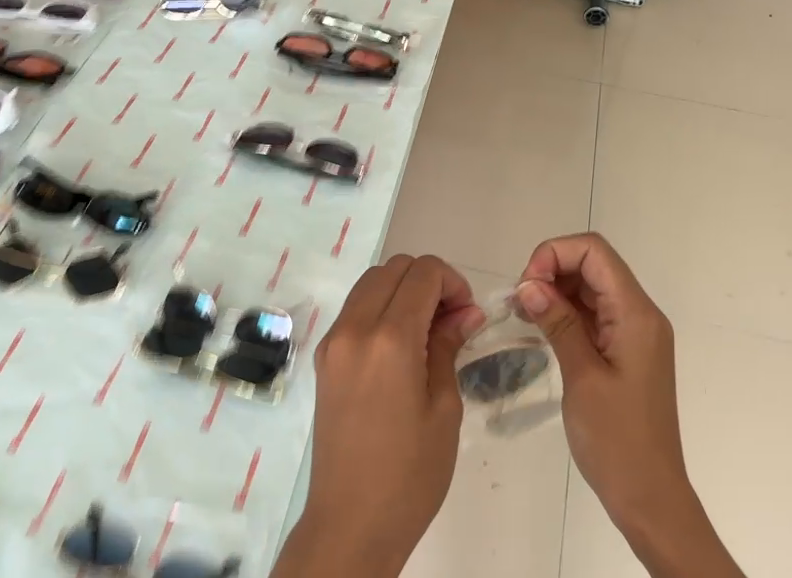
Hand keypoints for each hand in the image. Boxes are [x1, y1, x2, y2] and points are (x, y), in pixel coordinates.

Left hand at [275, 254, 484, 577]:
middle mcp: (354, 328)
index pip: (423, 273)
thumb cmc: (410, 474)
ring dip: (402, 291)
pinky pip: (355, 311)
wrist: (350, 522)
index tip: (467, 314)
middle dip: (428, 281)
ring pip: (370, 284)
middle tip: (451, 320)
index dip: (453, 282)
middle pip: (394, 268)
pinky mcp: (324, 360)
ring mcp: (333, 342)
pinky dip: (381, 309)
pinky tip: (402, 347)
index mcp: (389, 338)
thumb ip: (448, 347)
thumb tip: (464, 312)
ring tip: (428, 332)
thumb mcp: (444, 408)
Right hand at [518, 234, 741, 577]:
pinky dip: (566, 312)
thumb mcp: (582, 377)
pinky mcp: (625, 351)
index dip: (555, 253)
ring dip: (556, 290)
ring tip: (524, 314)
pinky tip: (540, 327)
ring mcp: (634, 333)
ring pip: (591, 288)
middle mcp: (640, 314)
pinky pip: (594, 314)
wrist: (649, 495)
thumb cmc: (617, 439)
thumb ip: (558, 323)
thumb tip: (529, 284)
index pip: (595, 252)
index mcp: (636, 314)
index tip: (526, 285)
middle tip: (520, 301)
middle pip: (594, 264)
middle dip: (552, 269)